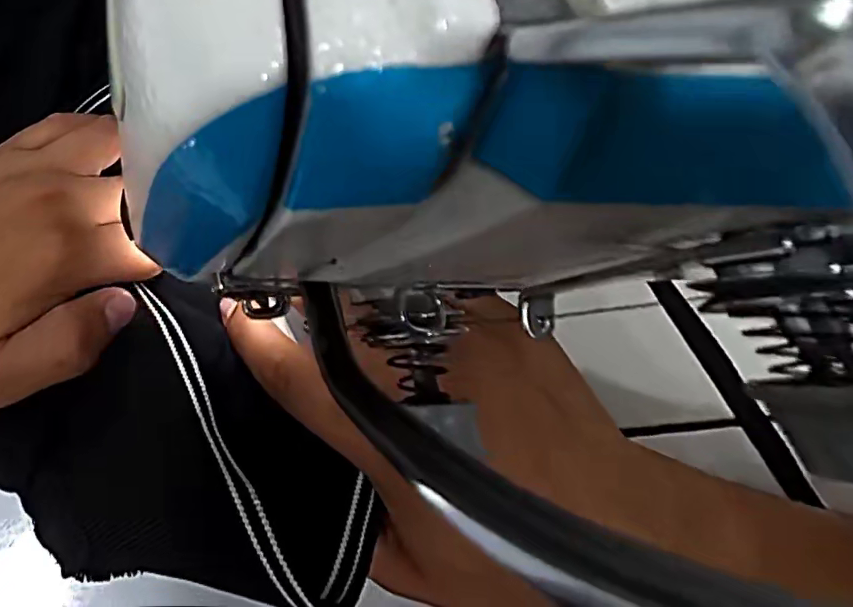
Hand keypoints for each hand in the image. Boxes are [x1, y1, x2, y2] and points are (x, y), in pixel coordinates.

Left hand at [0, 113, 158, 421]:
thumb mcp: (1, 376)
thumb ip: (76, 342)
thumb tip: (128, 302)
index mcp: (66, 250)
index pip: (151, 240)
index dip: (174, 255)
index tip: (179, 269)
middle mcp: (59, 193)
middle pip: (141, 187)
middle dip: (165, 210)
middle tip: (166, 235)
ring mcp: (31, 164)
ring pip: (113, 141)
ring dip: (140, 161)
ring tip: (149, 188)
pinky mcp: (5, 152)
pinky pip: (66, 124)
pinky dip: (95, 133)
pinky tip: (100, 152)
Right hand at [222, 299, 550, 606]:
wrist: (621, 522)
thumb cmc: (518, 555)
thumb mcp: (419, 567)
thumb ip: (359, 525)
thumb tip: (336, 492)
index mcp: (377, 424)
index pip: (292, 369)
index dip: (252, 334)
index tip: (231, 304)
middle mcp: (406, 364)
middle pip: (329, 310)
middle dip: (297, 300)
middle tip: (283, 298)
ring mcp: (450, 329)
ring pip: (374, 288)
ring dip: (347, 292)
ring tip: (341, 300)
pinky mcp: (491, 311)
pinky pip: (428, 285)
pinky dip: (405, 291)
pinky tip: (407, 306)